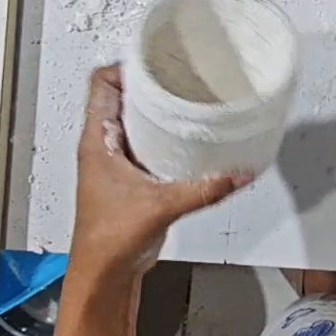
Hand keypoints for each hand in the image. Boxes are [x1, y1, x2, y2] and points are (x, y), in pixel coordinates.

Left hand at [72, 65, 250, 280]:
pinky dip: (165, 134)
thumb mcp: (161, 207)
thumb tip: (239, 173)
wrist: (105, 275)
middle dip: (149, 83)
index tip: (155, 59)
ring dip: (156, 109)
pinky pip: (147, 143)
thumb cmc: (109, 241)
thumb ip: (204, 189)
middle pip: (120, 96)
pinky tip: (189, 138)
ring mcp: (116, 161)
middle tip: (180, 76)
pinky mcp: (131, 177)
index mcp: (96, 142)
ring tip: (187, 100)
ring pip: (133, 119)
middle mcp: (103, 146)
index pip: (101, 84)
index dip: (124, 66)